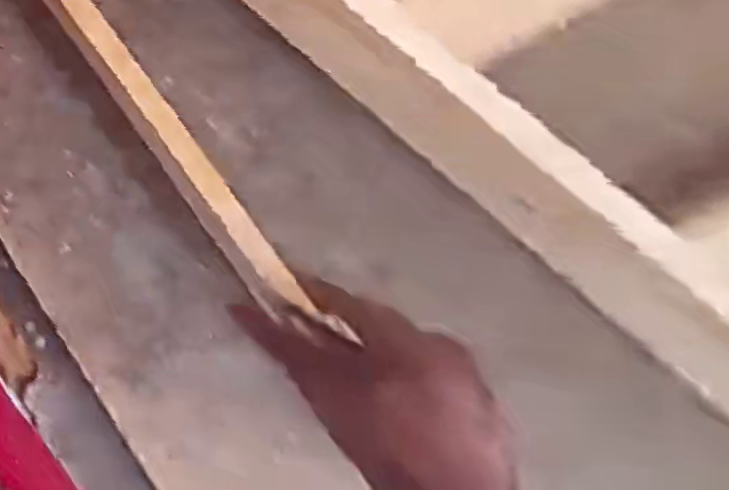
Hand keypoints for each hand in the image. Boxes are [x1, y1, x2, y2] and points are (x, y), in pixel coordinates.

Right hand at [232, 280, 515, 489]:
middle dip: (342, 330)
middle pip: (381, 328)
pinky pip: (434, 387)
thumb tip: (240, 309)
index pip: (346, 300)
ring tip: (343, 372)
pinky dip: (403, 385)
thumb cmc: (381, 434)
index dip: (309, 294)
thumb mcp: (320, 384)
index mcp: (409, 336)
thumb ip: (280, 341)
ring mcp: (475, 389)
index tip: (284, 293)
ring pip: (408, 357)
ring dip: (373, 358)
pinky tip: (382, 402)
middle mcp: (447, 351)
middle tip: (310, 336)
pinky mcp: (489, 424)